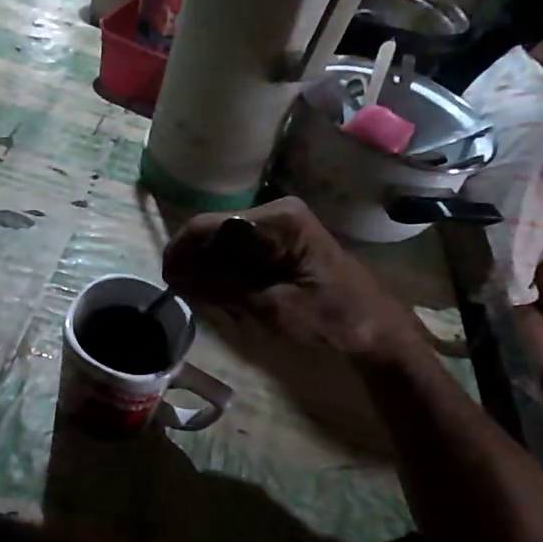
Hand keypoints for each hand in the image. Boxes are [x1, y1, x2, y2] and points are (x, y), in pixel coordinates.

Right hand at [162, 197, 420, 359]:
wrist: (376, 328)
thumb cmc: (331, 318)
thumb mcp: (272, 307)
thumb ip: (223, 287)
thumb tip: (178, 276)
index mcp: (278, 221)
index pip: (211, 225)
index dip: (182, 251)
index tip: (166, 281)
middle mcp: (276, 213)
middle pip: (216, 231)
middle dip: (194, 262)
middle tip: (180, 294)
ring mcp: (280, 227)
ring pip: (225, 243)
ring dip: (210, 270)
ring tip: (200, 298)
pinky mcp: (282, 242)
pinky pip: (241, 252)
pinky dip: (227, 273)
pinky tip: (224, 295)